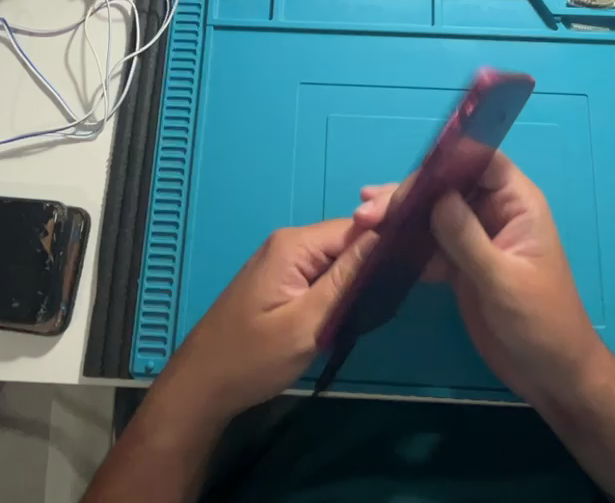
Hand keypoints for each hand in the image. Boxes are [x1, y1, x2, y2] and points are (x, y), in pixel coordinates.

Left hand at [153, 217, 376, 421]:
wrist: (202, 385)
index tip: (412, 266)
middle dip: (371, 263)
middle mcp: (289, 243)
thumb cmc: (254, 357)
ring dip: (355, 279)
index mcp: (294, 245)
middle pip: (345, 241)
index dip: (384, 243)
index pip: (354, 228)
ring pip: (334, 259)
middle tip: (397, 292)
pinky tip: (352, 310)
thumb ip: (345, 280)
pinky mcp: (281, 280)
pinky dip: (337, 289)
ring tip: (382, 302)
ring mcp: (282, 261)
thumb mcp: (307, 323)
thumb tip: (382, 237)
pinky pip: (320, 273)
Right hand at [354, 152, 604, 408]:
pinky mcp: (459, 263)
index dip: (445, 159)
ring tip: (361, 221)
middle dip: (408, 193)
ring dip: (398, 216)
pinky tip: (375, 245)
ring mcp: (475, 237)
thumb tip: (436, 197)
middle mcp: (494, 211)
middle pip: (447, 185)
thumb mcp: (503, 281)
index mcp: (516, 204)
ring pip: (432, 212)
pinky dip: (402, 243)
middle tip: (369, 210)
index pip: (480, 161)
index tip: (408, 176)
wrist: (552, 377)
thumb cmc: (541, 324)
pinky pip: (427, 242)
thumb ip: (467, 237)